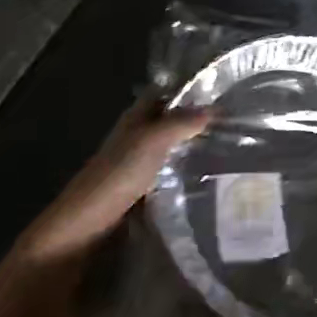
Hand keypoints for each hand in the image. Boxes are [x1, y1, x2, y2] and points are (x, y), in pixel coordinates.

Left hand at [15, 95, 210, 263]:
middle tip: (232, 123)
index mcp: (134, 119)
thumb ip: (180, 124)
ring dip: (192, 147)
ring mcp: (136, 166)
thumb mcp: (151, 142)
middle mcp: (134, 138)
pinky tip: (207, 179)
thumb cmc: (117, 176)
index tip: (220, 91)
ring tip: (227, 149)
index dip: (186, 89)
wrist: (85, 227)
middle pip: (167, 121)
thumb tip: (212, 108)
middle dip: (195, 120)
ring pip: (169, 148)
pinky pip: (168, 174)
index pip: (161, 93)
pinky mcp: (140, 192)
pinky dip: (186, 172)